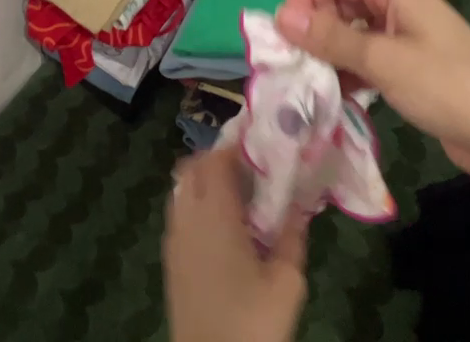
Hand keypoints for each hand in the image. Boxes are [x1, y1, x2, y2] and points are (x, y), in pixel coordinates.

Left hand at [163, 148, 306, 341]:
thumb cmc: (253, 321)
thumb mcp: (287, 282)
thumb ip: (292, 236)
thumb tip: (299, 204)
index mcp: (215, 213)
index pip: (216, 160)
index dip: (234, 147)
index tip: (258, 147)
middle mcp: (187, 216)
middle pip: (192, 168)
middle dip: (216, 160)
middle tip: (249, 170)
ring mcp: (173, 237)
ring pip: (181, 189)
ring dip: (203, 182)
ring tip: (237, 198)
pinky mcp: (170, 258)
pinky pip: (178, 213)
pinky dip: (195, 205)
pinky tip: (221, 228)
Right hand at [276, 0, 469, 178]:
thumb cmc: (446, 87)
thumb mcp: (382, 60)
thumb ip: (329, 37)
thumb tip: (279, 16)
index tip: (283, 37)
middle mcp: (394, 2)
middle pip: (336, 1)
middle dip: (311, 27)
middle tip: (293, 63)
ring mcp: (401, 34)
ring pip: (347, 31)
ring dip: (326, 52)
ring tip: (310, 82)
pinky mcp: (406, 64)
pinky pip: (363, 57)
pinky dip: (346, 71)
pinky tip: (335, 95)